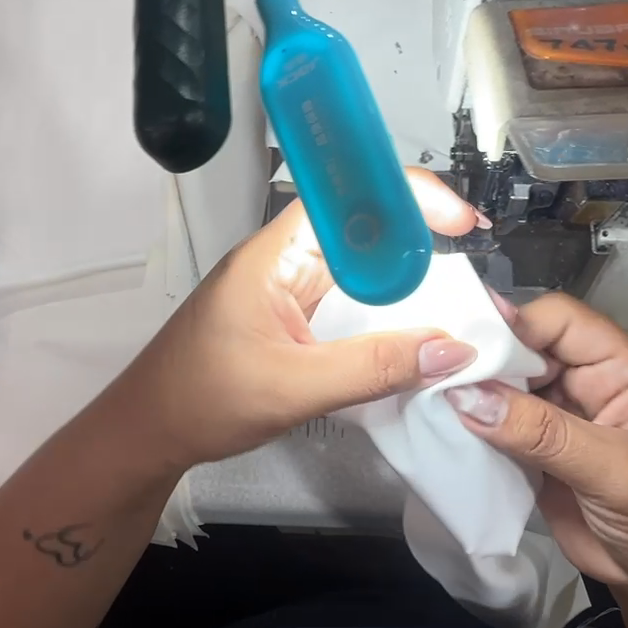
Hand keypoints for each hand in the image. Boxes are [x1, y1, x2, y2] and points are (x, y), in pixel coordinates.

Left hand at [105, 169, 484, 468]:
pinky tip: (418, 332)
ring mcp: (289, 289)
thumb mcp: (293, 387)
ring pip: (360, 268)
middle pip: (362, 228)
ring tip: (461, 303)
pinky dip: (387, 314)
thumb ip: (373, 368)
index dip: (406, 195)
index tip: (461, 221)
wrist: (151, 432)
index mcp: (275, 254)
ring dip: (408, 282)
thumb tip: (454, 349)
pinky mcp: (294, 318)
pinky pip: (351, 303)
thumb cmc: (202, 400)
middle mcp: (286, 260)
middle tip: (475, 270)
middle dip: (421, 242)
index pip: (346, 196)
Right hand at [443, 293, 627, 592]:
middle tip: (429, 372)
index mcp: (619, 368)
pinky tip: (438, 428)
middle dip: (482, 358)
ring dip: (469, 393)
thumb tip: (466, 396)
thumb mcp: (616, 471)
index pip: (558, 321)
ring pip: (503, 386)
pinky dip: (469, 427)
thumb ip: (543, 432)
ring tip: (424, 397)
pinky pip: (495, 426)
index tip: (463, 345)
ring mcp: (557, 418)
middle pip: (523, 348)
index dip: (514, 325)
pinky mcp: (534, 451)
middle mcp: (584, 382)